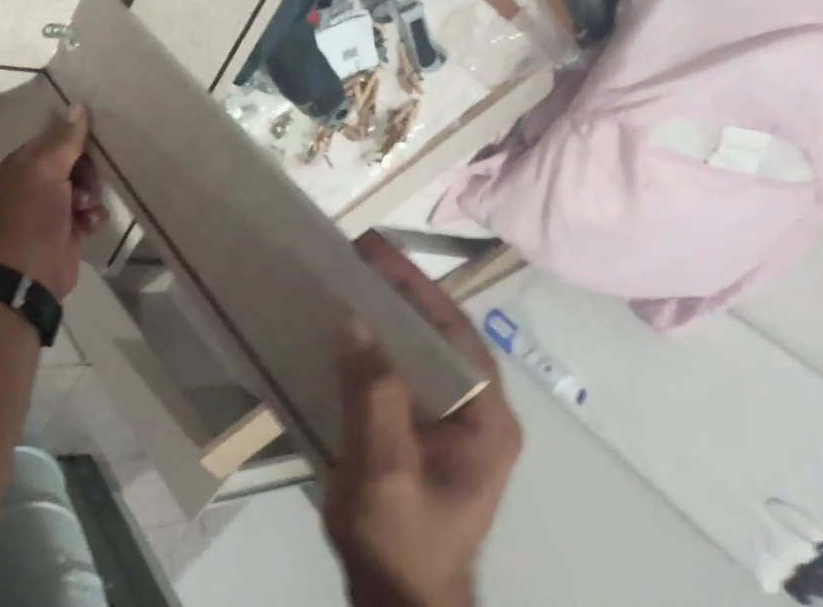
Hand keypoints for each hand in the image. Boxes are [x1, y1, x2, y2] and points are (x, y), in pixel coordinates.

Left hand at [0, 105, 106, 300]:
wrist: (31, 273)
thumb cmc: (34, 216)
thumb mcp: (47, 171)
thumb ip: (65, 140)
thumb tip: (78, 104)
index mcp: (24, 162)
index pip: (56, 138)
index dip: (76, 144)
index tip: (93, 149)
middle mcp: (36, 181)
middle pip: (75, 162)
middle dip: (87, 174)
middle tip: (85, 188)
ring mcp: (53, 206)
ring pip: (86, 187)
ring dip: (92, 197)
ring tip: (85, 210)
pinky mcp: (69, 228)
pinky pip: (90, 212)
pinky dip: (93, 217)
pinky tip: (89, 225)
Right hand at [324, 233, 522, 606]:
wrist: (399, 598)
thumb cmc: (401, 537)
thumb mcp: (386, 468)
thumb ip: (374, 396)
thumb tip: (356, 322)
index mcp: (485, 419)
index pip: (456, 333)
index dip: (417, 288)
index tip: (374, 250)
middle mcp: (474, 415)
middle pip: (438, 337)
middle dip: (397, 294)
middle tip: (351, 258)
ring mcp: (446, 427)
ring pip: (417, 355)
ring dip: (382, 319)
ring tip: (340, 286)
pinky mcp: (416, 436)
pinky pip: (396, 378)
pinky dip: (370, 350)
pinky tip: (337, 337)